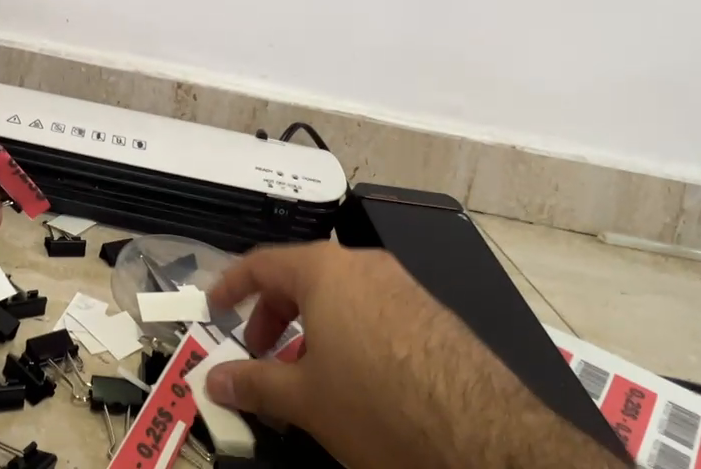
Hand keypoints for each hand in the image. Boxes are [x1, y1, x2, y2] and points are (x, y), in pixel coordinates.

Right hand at [204, 242, 621, 468]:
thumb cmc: (377, 405)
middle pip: (301, 276)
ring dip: (311, 326)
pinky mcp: (431, 311)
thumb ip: (253, 383)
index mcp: (324, 270)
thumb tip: (214, 380)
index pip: (261, 263)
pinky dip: (348, 332)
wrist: (486, 438)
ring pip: (340, 295)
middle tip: (261, 355)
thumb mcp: (305, 399)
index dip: (231, 285)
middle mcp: (362, 265)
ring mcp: (402, 284)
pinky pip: (373, 310)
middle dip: (273, 314)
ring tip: (307, 374)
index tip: (213, 307)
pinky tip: (355, 378)